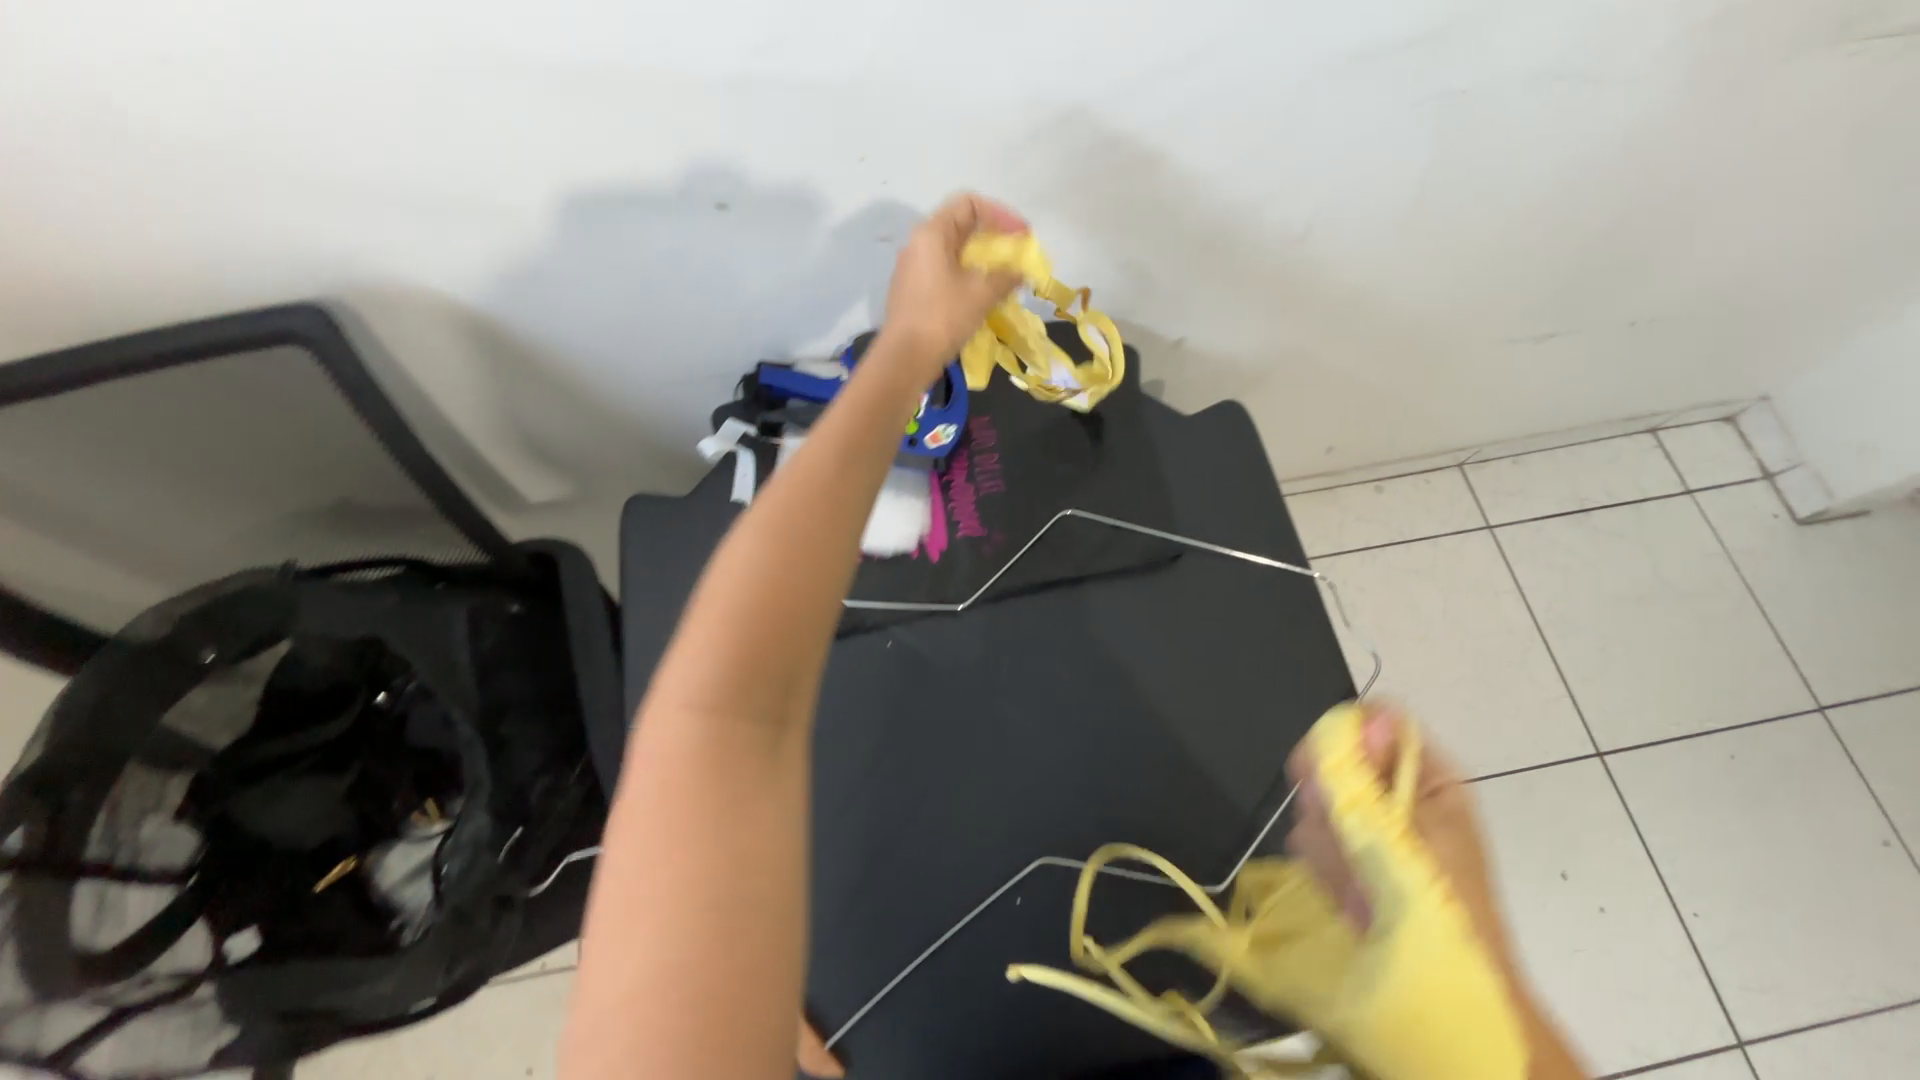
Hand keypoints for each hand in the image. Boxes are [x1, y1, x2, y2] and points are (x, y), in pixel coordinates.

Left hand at [879, 193, 1027, 376]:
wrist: (905, 358)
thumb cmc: (943, 317)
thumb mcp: (982, 293)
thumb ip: (1006, 276)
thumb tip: (1020, 272)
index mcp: (932, 233)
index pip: (969, 203)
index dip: (1000, 214)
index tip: (1021, 236)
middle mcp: (918, 243)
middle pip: (961, 225)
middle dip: (993, 238)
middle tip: (1016, 256)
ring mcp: (912, 268)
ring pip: (953, 252)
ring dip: (981, 260)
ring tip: (1003, 278)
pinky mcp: (912, 290)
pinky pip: (944, 272)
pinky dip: (967, 276)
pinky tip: (981, 296)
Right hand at [1285, 703, 1511, 965]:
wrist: (1444, 991)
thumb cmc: (1441, 909)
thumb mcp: (1411, 836)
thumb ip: (1377, 777)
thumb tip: (1370, 716)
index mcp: (1428, 777)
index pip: (1376, 720)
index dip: (1343, 736)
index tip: (1322, 771)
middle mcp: (1398, 793)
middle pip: (1336, 761)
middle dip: (1332, 806)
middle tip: (1348, 844)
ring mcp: (1374, 826)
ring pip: (1319, 803)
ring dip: (1330, 846)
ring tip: (1358, 887)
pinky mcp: (1353, 857)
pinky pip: (1314, 840)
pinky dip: (1327, 869)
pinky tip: (1349, 897)